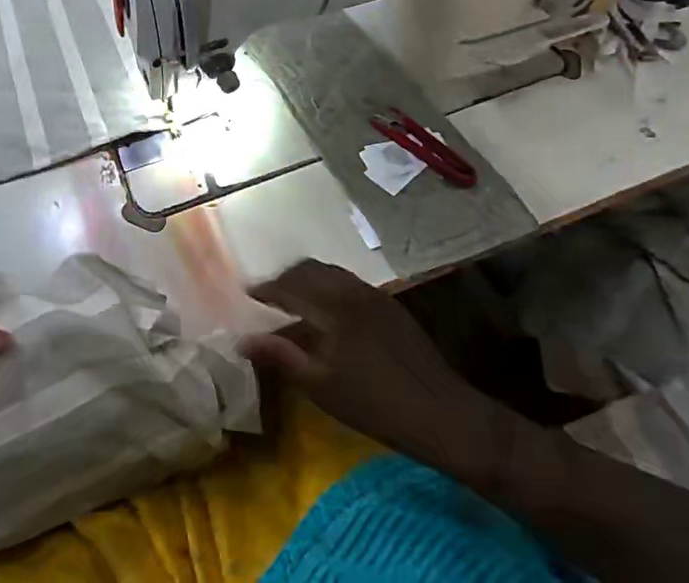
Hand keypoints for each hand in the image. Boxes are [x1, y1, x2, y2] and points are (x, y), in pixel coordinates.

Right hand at [240, 260, 495, 464]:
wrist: (447, 418)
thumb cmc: (376, 405)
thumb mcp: (321, 386)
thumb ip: (281, 356)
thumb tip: (241, 339)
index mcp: (334, 307)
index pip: (289, 286)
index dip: (265, 290)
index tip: (246, 296)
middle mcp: (353, 292)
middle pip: (310, 270)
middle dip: (284, 279)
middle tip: (268, 297)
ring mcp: (376, 298)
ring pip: (331, 274)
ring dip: (308, 281)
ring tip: (294, 302)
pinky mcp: (391, 309)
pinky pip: (349, 284)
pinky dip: (328, 288)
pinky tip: (328, 314)